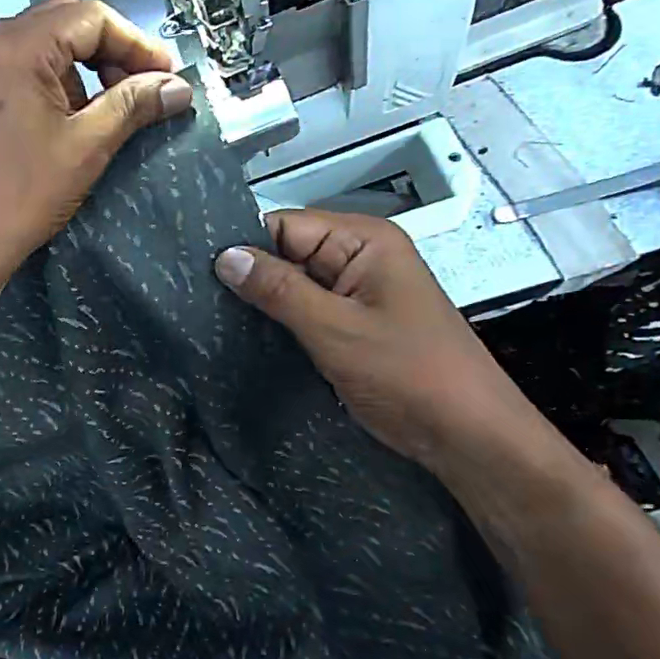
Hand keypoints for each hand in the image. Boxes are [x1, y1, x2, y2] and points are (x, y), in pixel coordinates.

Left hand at [0, 0, 193, 284]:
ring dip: (93, 65)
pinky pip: (34, 65)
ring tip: (121, 104)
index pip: (92, 17)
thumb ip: (134, 105)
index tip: (169, 77)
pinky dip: (67, 79)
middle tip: (150, 88)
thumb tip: (179, 87)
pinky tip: (86, 113)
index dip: (138, 43)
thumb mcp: (89, 145)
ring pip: (53, 42)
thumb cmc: (27, 191)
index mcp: (18, 45)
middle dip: (117, 50)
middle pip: (71, 22)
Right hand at [214, 209, 544, 471]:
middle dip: (251, 277)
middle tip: (193, 301)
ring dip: (265, 306)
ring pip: (297, 288)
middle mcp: (361, 258)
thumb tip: (224, 256)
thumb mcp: (336, 329)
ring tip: (210, 322)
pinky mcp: (356, 330)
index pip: (286, 224)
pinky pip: (310, 316)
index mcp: (365, 240)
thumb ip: (279, 290)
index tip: (196, 269)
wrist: (466, 434)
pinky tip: (246, 342)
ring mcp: (359, 296)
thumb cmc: (408, 373)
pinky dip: (284, 327)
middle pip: (290, 254)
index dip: (245, 244)